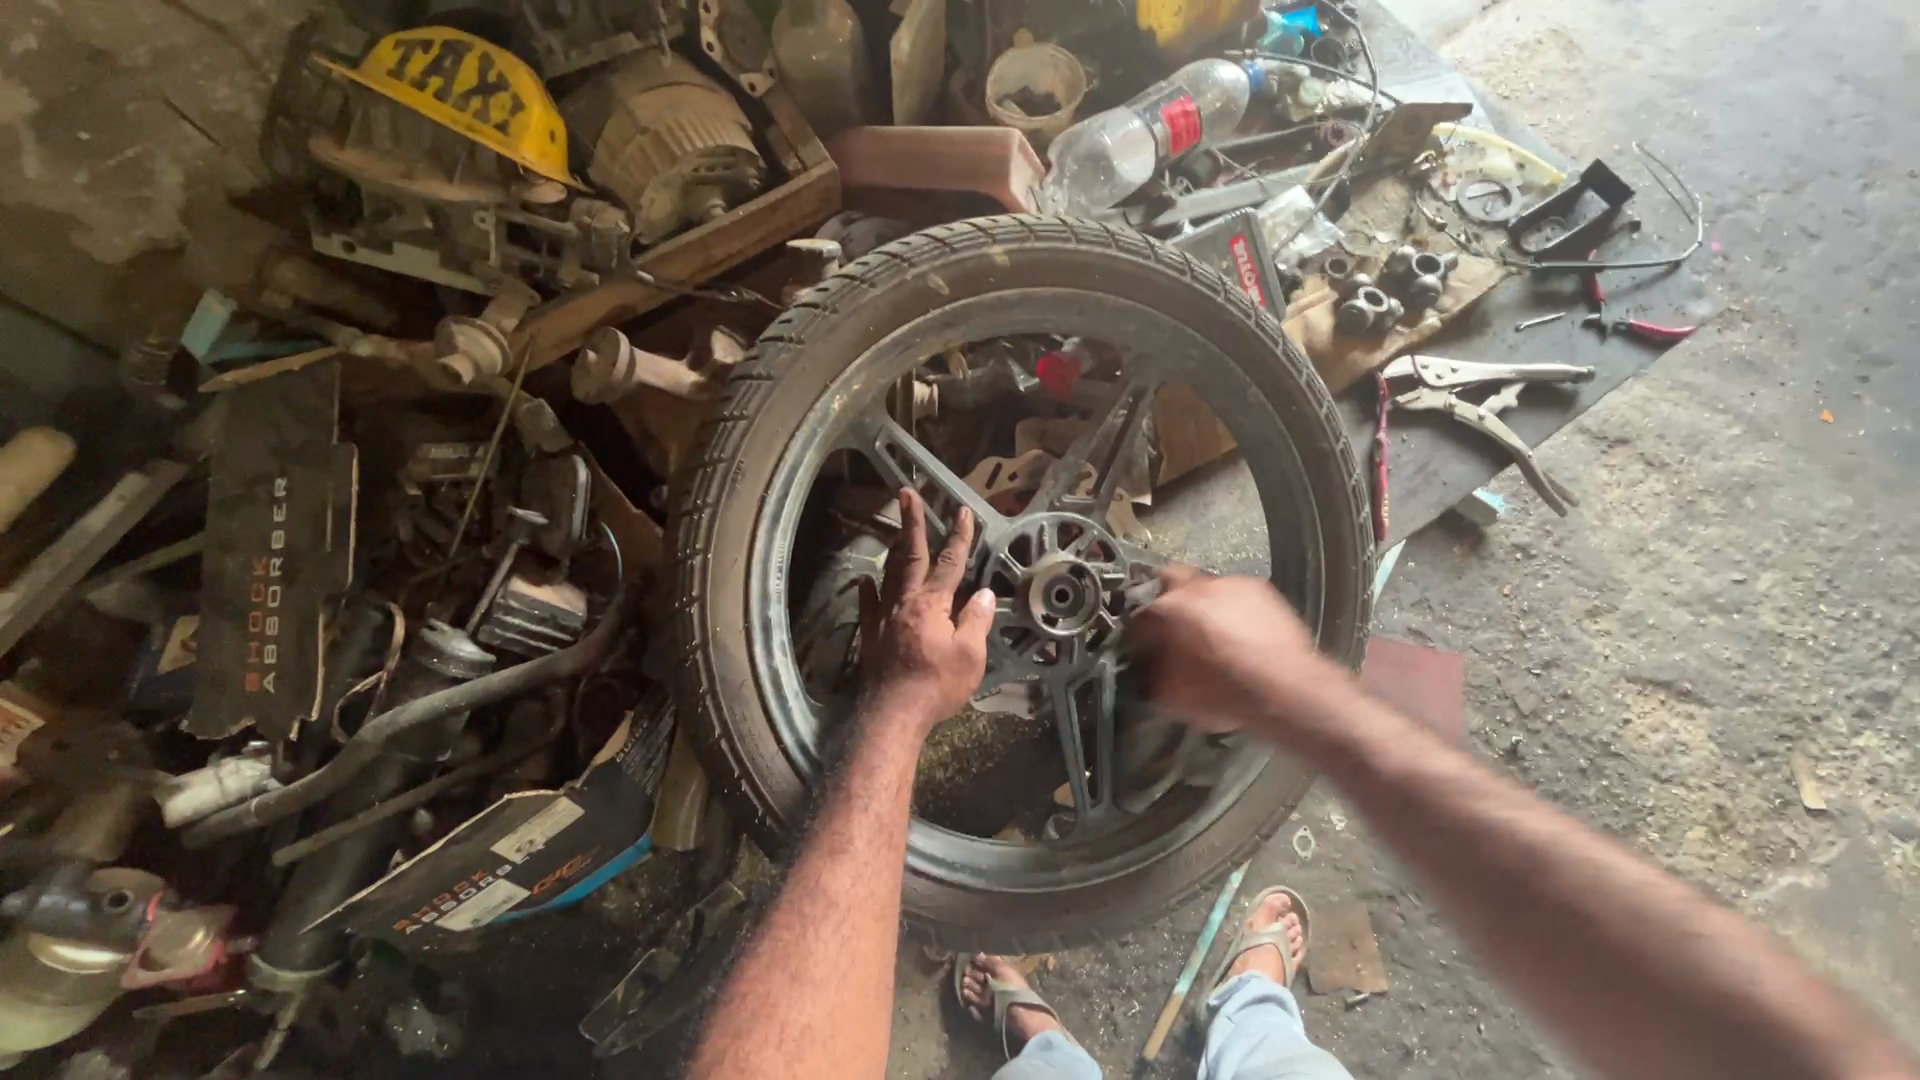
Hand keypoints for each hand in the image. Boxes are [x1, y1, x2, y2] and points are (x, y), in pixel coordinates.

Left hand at [856, 489, 995, 732]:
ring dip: (893, 548)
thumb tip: (982, 593)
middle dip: (912, 521)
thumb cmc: (936, 686)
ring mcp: (883, 617)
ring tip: (895, 529)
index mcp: (932, 603)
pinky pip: (868, 604)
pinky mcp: (870, 635)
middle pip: (910, 554)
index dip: (960, 536)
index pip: (950, 563)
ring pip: (888, 573)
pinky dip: (869, 589)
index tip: (964, 511)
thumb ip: (975, 620)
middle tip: (906, 492)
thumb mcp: (970, 656)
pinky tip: (866, 580)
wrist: (892, 714)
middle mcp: (904, 601)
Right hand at [1128, 566, 1349, 739]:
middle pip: (1167, 578)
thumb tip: (1143, 669)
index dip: (1136, 626)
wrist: (1286, 690)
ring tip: (1206, 627)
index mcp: (1168, 609)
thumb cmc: (1224, 694)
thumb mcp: (1173, 694)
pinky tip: (1236, 628)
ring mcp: (1231, 582)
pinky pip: (1233, 591)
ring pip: (1203, 583)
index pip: (1138, 610)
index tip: (1141, 640)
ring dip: (1198, 600)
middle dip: (1164, 596)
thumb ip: (1150, 674)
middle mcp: (1196, 586)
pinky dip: (1228, 605)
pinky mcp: (1259, 588)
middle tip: (1168, 621)